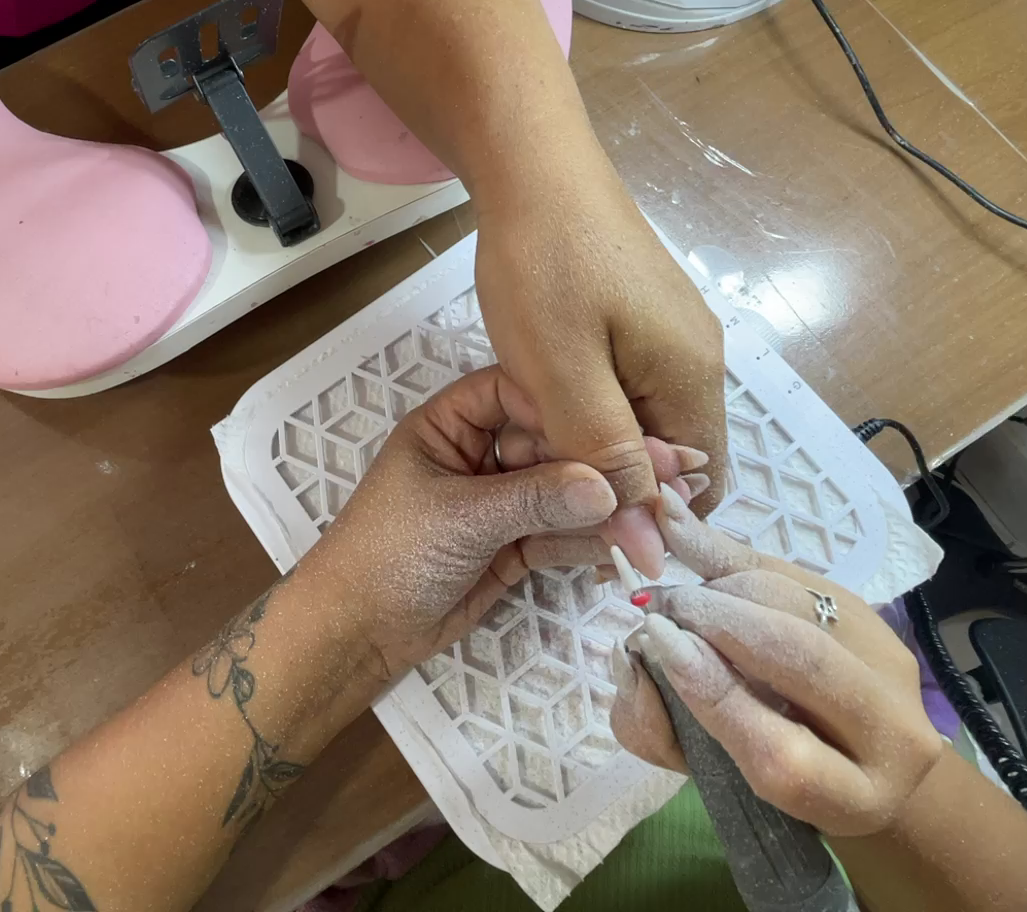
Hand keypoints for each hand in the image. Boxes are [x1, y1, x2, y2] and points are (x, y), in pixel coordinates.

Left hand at [298, 367, 702, 678]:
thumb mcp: (462, 516)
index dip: (568, 404)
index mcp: (449, 424)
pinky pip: (559, 532)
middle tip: (669, 471)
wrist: (357, 633)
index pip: (517, 393)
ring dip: (607, 503)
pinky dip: (591, 538)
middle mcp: (479, 454)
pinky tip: (632, 540)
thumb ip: (536, 498)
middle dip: (602, 461)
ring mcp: (499, 500)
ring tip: (667, 508)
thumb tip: (611, 482)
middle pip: (550, 444)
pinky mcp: (512, 544)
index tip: (625, 421)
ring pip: (562, 491)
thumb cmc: (389, 553)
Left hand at [473, 182, 727, 579]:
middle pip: (667, 452)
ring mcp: (668, 334)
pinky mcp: (638, 317)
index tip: (576, 508)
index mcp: (694, 378)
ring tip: (532, 418)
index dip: (642, 512)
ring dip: (588, 434)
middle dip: (606, 470)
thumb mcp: (564, 374)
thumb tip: (649, 545)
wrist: (532, 169)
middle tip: (538, 455)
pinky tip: (540, 385)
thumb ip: (606, 456)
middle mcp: (697, 359)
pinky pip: (622, 384)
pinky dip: (583, 399)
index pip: (697, 484)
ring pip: (638, 419)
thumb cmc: (545, 269)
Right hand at [610, 485, 943, 837]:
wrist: (856, 746)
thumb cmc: (764, 761)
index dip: (712, 692)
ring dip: (721, 588)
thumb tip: (629, 657)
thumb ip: (654, 726)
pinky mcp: (866, 610)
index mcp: (847, 797)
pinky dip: (722, 549)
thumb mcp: (705, 766)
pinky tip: (673, 522)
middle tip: (658, 607)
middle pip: (802, 659)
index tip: (657, 642)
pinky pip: (784, 568)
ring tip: (678, 598)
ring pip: (794, 602)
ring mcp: (887, 662)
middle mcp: (892, 735)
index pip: (779, 753)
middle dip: (716, 619)